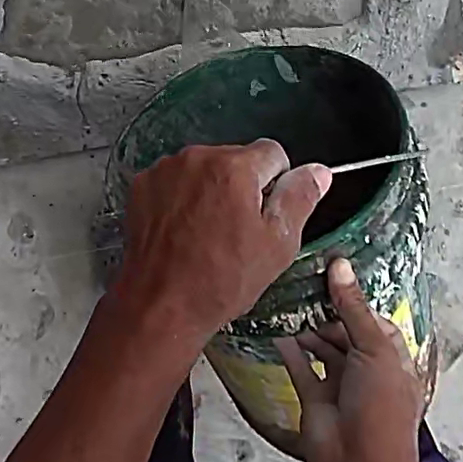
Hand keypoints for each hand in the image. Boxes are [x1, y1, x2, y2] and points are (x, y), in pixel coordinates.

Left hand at [111, 140, 330, 342]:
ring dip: (212, 188)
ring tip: (206, 232)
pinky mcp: (144, 183)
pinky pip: (177, 177)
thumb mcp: (277, 245)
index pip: (273, 152)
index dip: (276, 183)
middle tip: (235, 229)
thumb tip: (319, 171)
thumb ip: (300, 198)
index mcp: (236, 167)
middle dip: (242, 185)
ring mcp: (168, 168)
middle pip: (238, 158)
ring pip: (207, 167)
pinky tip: (182, 228)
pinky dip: (182, 195)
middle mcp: (200, 157)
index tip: (263, 215)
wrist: (158, 309)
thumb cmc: (221, 281)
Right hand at [275, 258, 422, 461]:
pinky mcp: (316, 399)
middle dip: (328, 309)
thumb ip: (353, 307)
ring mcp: (341, 383)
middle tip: (307, 281)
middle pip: (345, 329)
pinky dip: (290, 350)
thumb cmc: (382, 408)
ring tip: (291, 299)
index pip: (371, 317)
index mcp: (390, 355)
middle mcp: (366, 367)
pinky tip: (279, 330)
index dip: (353, 296)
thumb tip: (340, 265)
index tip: (333, 271)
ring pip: (323, 346)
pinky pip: (301, 368)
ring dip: (308, 327)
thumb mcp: (374, 348)